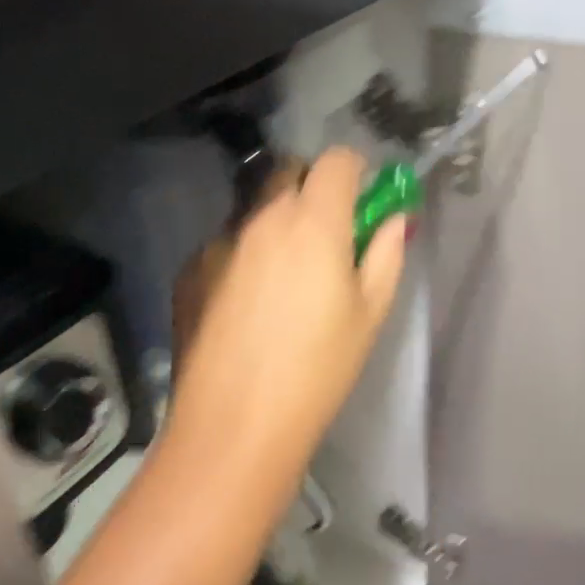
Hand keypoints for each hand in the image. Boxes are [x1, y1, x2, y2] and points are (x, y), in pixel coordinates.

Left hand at [166, 147, 408, 462]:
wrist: (235, 424)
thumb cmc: (318, 370)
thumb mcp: (370, 314)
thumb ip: (387, 253)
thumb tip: (394, 218)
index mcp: (313, 222)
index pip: (336, 160)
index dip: (355, 172)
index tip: (363, 201)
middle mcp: (261, 218)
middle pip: (288, 172)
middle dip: (311, 188)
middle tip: (328, 236)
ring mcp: (218, 243)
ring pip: (253, 209)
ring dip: (275, 223)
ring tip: (284, 282)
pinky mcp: (191, 272)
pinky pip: (226, 246)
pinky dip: (243, 258)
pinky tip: (247, 308)